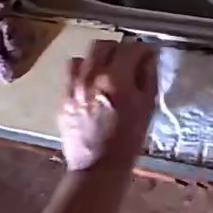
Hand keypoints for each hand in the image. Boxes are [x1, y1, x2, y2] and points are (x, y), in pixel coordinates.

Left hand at [58, 40, 158, 171]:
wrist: (98, 167)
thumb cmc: (128, 139)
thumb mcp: (147, 106)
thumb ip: (149, 76)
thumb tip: (148, 58)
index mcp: (115, 79)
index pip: (131, 48)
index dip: (143, 48)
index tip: (148, 54)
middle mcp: (91, 77)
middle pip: (103, 45)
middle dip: (118, 48)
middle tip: (127, 59)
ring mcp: (73, 87)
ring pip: (84, 56)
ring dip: (97, 58)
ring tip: (107, 70)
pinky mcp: (63, 98)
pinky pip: (71, 74)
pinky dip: (83, 73)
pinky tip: (93, 85)